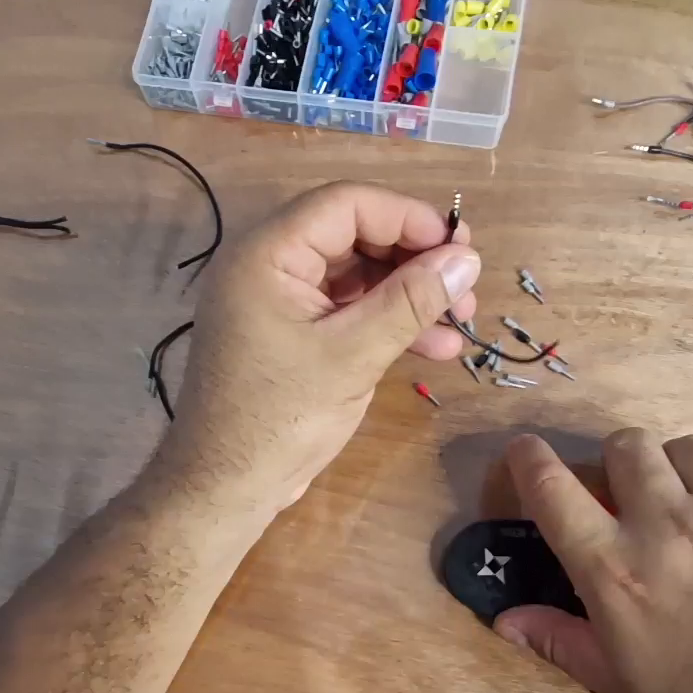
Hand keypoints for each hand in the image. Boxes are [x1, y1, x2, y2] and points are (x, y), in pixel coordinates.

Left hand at [153, 182, 479, 510]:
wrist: (225, 487)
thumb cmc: (279, 419)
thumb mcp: (352, 356)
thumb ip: (410, 302)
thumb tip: (467, 260)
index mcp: (266, 254)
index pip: (346, 204)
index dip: (409, 218)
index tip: (461, 248)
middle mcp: (267, 266)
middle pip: (354, 236)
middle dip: (414, 261)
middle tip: (465, 288)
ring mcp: (278, 303)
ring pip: (355, 277)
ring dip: (408, 296)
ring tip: (463, 322)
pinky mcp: (290, 336)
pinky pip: (345, 312)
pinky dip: (386, 324)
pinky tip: (435, 348)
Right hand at [493, 430, 692, 692]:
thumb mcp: (624, 687)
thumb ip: (560, 641)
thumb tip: (505, 620)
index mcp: (615, 566)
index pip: (551, 486)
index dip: (527, 458)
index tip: (524, 452)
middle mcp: (671, 523)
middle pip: (627, 444)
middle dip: (618, 461)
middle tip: (630, 494)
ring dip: (680, 473)